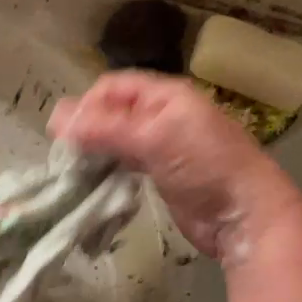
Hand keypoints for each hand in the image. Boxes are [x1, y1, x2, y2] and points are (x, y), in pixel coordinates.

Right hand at [49, 70, 301, 265]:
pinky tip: (92, 183)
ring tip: (70, 172)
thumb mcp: (155, 140)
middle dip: (87, 129)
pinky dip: (107, 171)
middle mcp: (162, 116)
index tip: (64, 133)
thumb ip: (107, 130)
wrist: (243, 215)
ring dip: (94, 152)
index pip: (114, 87)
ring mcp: (162, 148)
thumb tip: (57, 120)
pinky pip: (125, 166)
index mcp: (166, 96)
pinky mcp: (160, 177)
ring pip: (116, 141)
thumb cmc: (206, 167)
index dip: (87, 104)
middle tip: (62, 156)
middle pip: (113, 113)